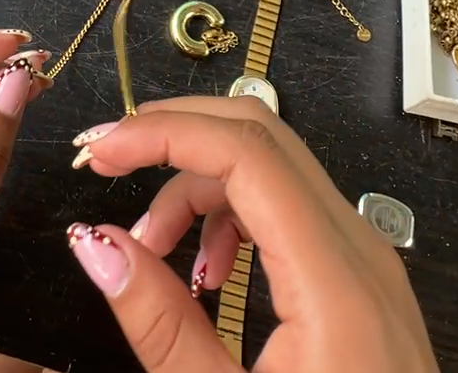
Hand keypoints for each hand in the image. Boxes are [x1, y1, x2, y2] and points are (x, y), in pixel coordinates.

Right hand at [65, 97, 438, 371]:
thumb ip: (162, 325)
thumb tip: (95, 242)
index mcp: (335, 280)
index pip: (246, 152)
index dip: (164, 133)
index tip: (100, 151)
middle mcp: (358, 244)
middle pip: (259, 134)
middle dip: (174, 132)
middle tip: (107, 163)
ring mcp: (363, 253)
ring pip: (268, 164)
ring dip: (196, 183)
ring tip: (151, 246)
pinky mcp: (356, 271)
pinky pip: (283, 204)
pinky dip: (228, 213)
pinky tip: (204, 272)